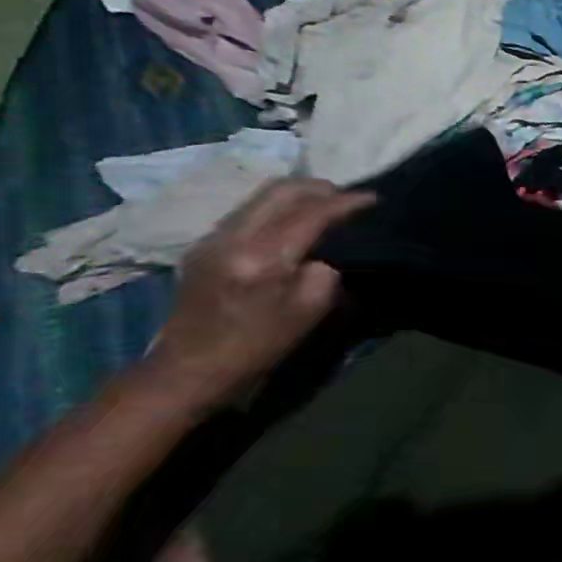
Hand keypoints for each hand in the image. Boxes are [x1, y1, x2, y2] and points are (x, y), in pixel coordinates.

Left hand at [147, 179, 373, 406]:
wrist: (187, 372)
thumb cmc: (256, 348)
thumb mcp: (309, 312)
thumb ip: (326, 271)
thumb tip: (327, 252)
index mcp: (262, 257)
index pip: (312, 212)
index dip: (347, 202)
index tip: (375, 198)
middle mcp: (233, 236)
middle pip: (283, 190)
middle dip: (322, 189)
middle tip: (350, 199)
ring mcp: (212, 237)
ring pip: (263, 196)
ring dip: (299, 195)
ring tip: (325, 207)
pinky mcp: (204, 245)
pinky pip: (249, 210)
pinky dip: (278, 208)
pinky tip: (293, 223)